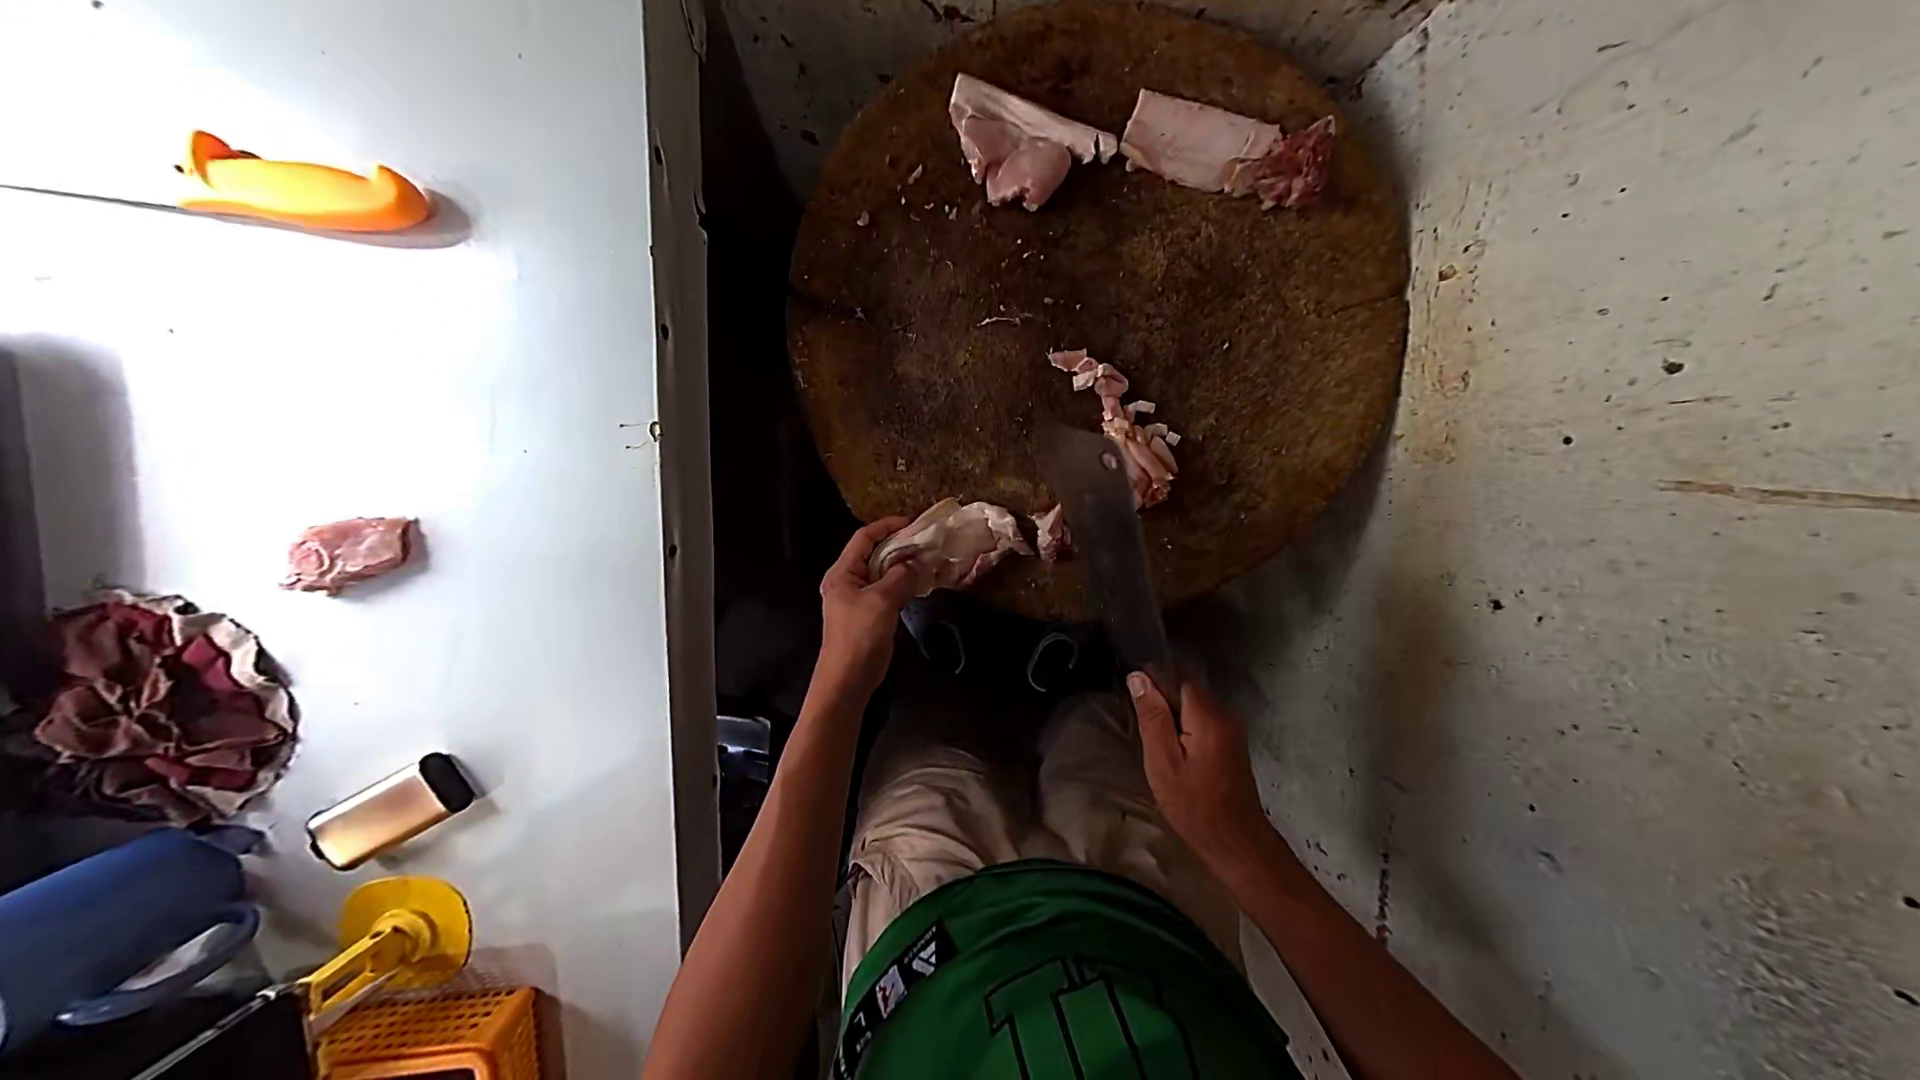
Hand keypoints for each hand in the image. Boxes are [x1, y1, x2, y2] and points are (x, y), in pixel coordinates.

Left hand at [816, 518, 924, 694]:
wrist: (848, 679)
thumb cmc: (859, 636)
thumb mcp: (881, 601)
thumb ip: (900, 577)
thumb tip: (918, 561)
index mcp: (842, 573)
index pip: (863, 538)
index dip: (886, 527)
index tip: (912, 523)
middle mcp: (848, 581)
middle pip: (873, 554)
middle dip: (899, 546)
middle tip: (925, 542)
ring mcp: (859, 598)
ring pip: (882, 572)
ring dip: (903, 565)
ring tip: (928, 559)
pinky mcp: (870, 613)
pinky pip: (888, 590)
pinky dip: (903, 583)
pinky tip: (921, 582)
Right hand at [1130, 673, 1275, 873]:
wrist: (1236, 842)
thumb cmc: (1195, 806)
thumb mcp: (1163, 762)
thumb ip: (1152, 716)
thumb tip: (1138, 678)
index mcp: (1208, 716)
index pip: (1179, 674)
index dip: (1154, 678)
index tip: (1133, 692)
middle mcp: (1225, 714)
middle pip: (1188, 686)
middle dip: (1162, 696)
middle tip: (1141, 721)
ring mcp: (1232, 728)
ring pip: (1194, 703)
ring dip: (1172, 713)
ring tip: (1155, 738)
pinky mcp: (1232, 741)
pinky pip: (1202, 718)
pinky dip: (1184, 726)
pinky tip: (1172, 748)